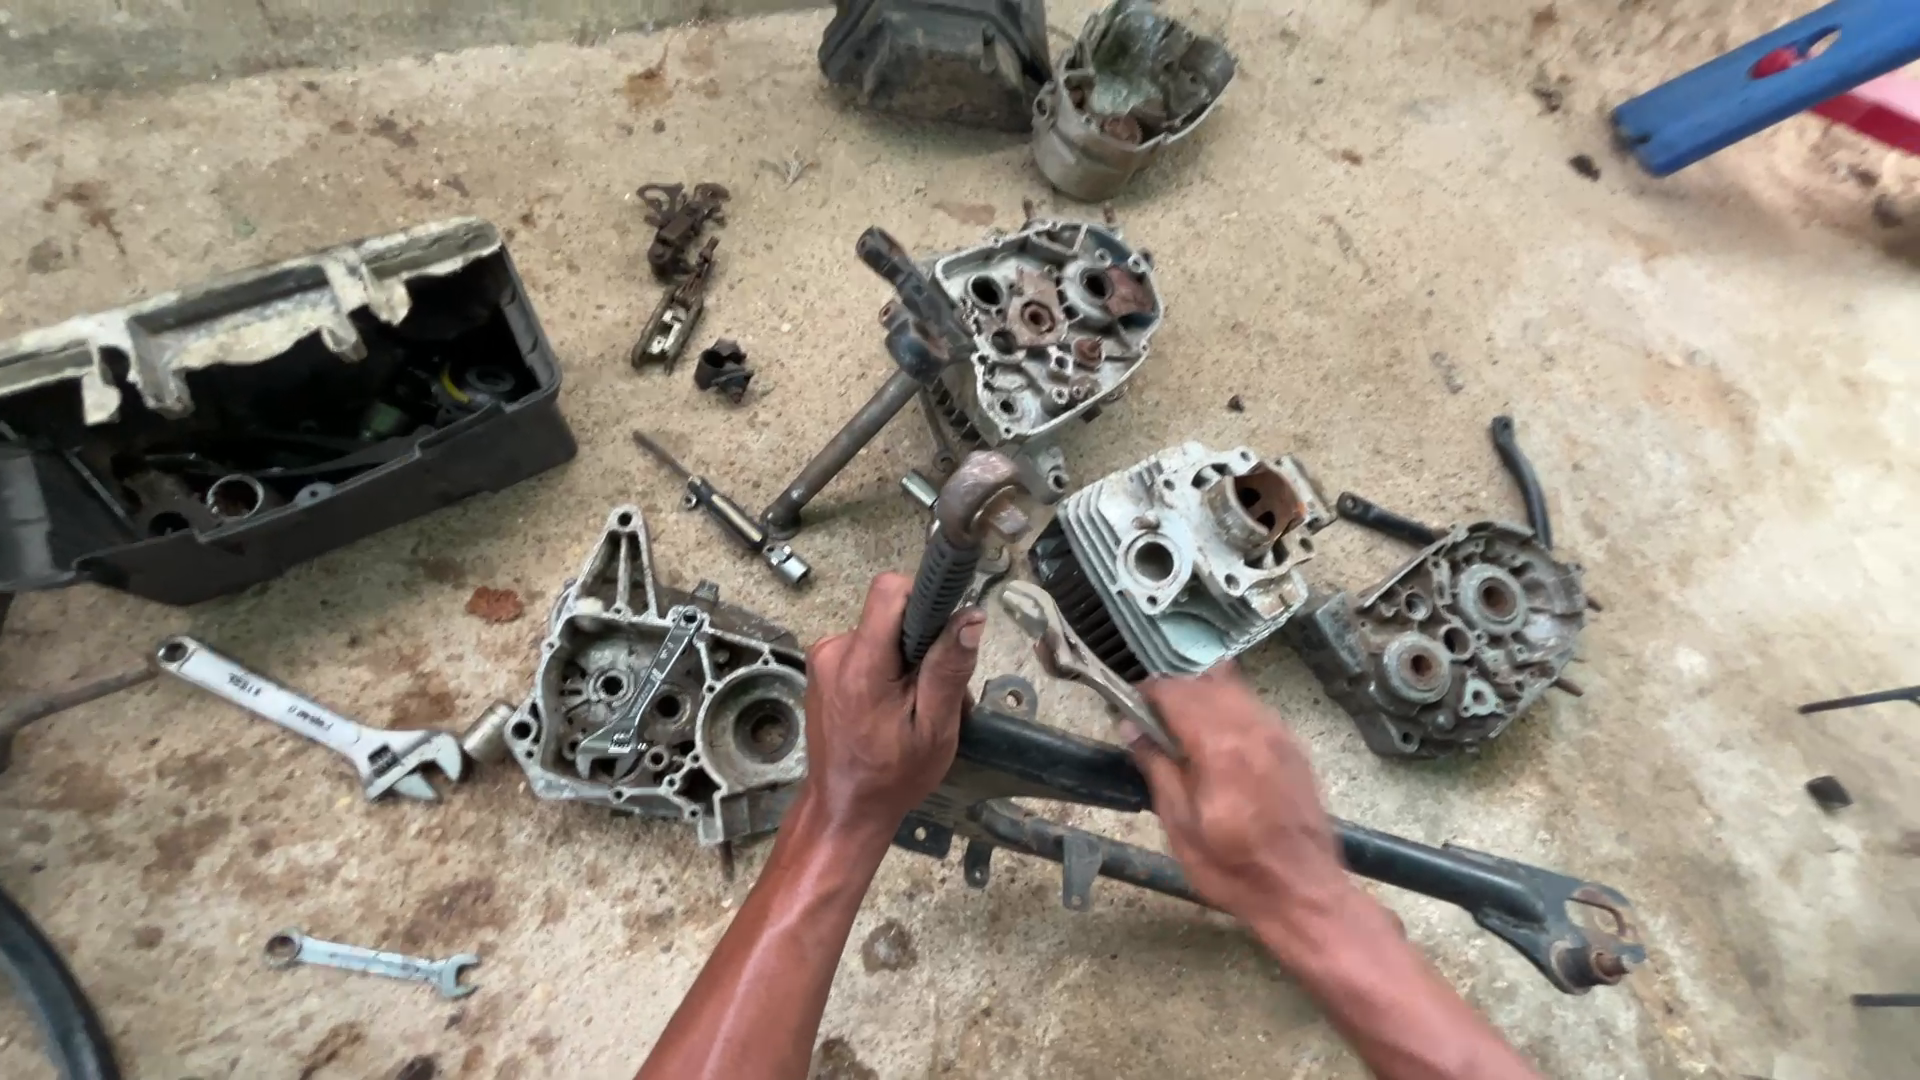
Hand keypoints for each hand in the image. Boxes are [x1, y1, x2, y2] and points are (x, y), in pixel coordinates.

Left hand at [799, 573, 984, 835]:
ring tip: (913, 703)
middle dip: (921, 641)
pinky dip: (885, 667)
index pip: (890, 590)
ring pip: (881, 632)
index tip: (943, 632)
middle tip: (933, 688)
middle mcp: (834, 651)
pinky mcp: (823, 668)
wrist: (843, 809)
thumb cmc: (892, 776)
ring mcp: (824, 659)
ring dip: (905, 658)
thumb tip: (971, 617)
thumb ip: (949, 668)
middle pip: (890, 614)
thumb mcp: (935, 728)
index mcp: (861, 664)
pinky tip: (892, 704)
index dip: (923, 599)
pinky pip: (865, 648)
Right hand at [1131, 665, 1353, 930]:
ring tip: (1181, 722)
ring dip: (1200, 693)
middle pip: (1203, 682)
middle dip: (1172, 690)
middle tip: (1151, 715)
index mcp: (1219, 747)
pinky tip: (1216, 736)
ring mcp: (1278, 733)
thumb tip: (1130, 727)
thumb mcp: (1180, 824)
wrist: (1304, 894)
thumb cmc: (1233, 868)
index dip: (1147, 691)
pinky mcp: (1292, 745)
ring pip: (1232, 687)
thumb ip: (1156, 767)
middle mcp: (1251, 728)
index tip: (1131, 705)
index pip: (1175, 692)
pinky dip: (1227, 707)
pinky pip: (1252, 706)